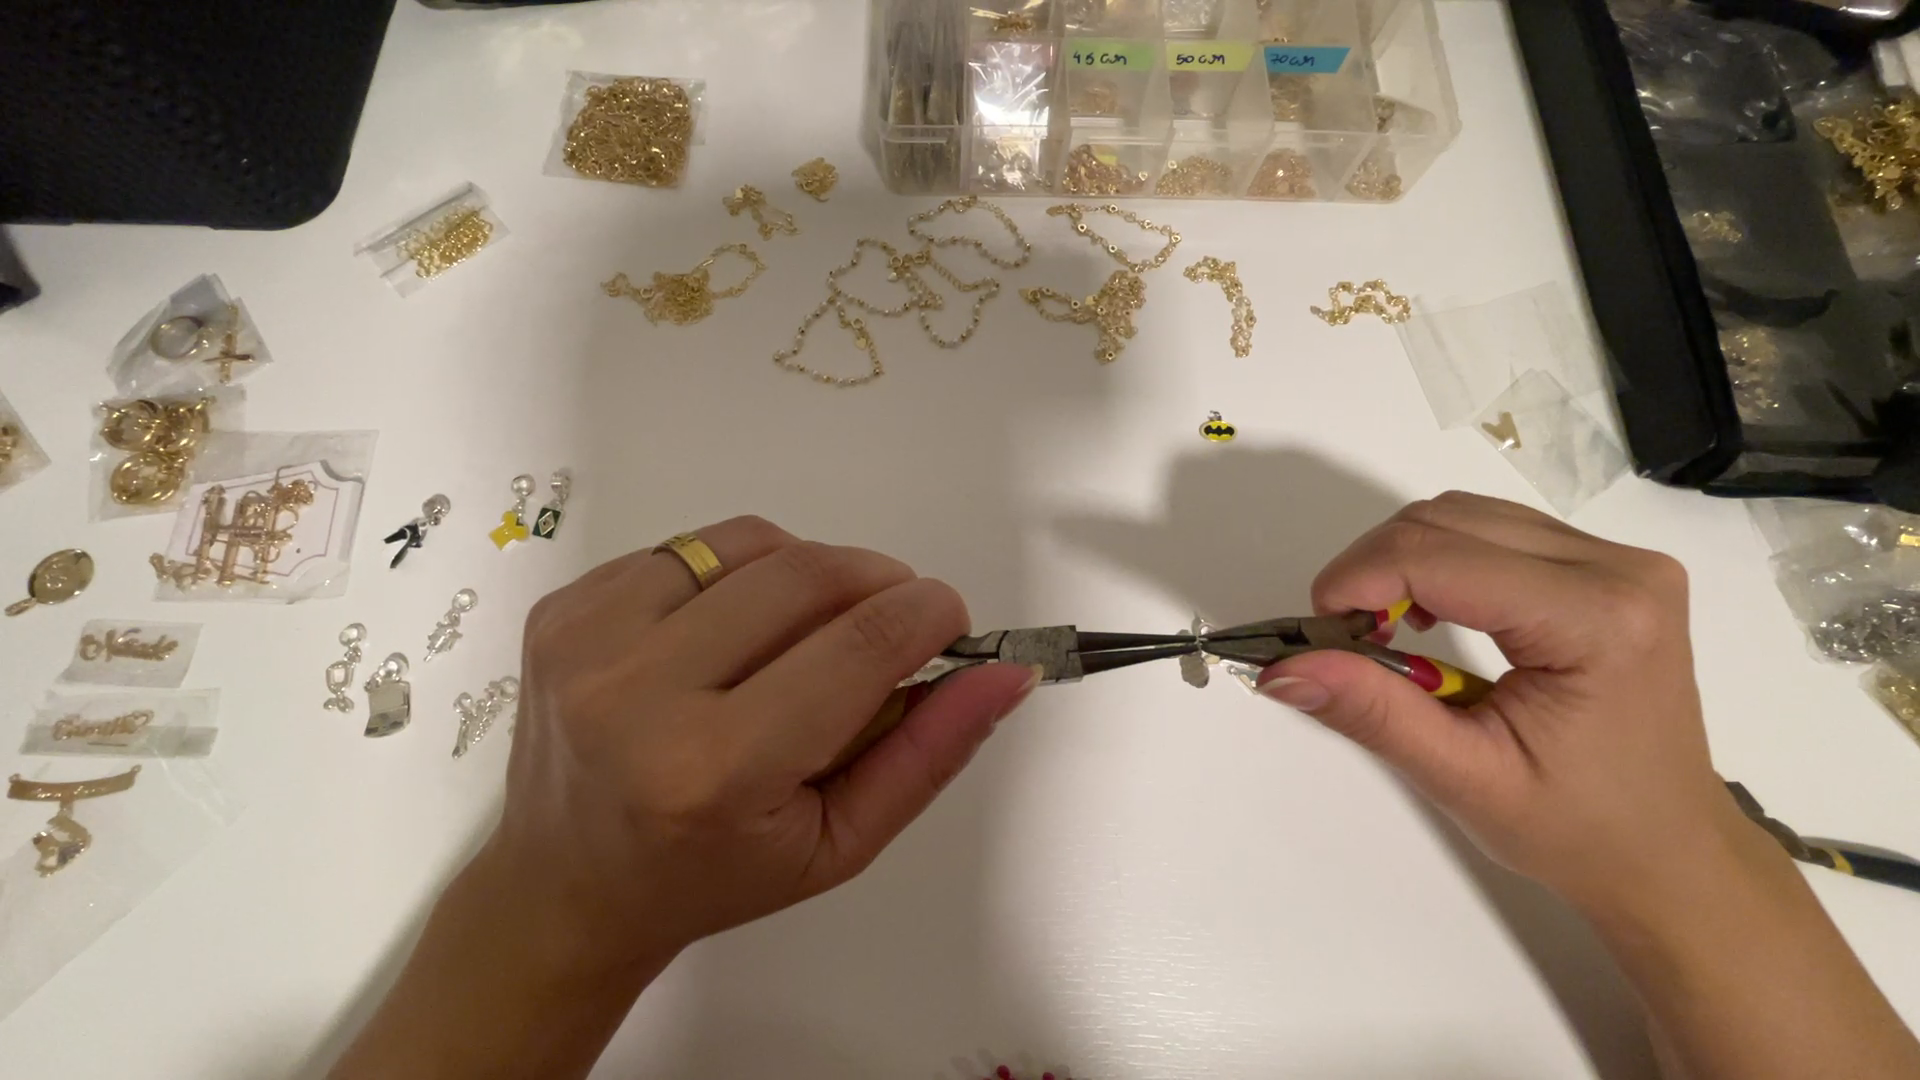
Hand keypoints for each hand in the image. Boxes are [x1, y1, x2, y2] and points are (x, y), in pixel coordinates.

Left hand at [489, 516, 1038, 974]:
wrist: (567, 888)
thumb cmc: (718, 877)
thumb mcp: (842, 841)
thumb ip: (931, 753)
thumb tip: (1007, 673)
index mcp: (715, 771)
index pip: (855, 648)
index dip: (926, 614)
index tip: (950, 617)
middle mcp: (638, 693)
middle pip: (804, 574)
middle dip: (878, 580)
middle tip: (896, 613)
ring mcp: (588, 640)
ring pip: (751, 544)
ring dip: (809, 569)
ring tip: (812, 624)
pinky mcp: (563, 610)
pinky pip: (689, 547)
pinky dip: (740, 571)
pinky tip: (735, 627)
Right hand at [1257, 492, 1745, 912]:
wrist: (1669, 851)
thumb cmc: (1576, 829)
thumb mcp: (1462, 778)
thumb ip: (1371, 712)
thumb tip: (1281, 669)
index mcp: (1597, 620)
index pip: (1437, 557)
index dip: (1355, 582)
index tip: (1316, 634)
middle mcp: (1616, 568)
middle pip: (1442, 522)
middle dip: (1369, 571)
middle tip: (1344, 640)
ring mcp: (1614, 559)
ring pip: (1458, 515)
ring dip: (1395, 561)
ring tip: (1382, 629)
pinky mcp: (1600, 565)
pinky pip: (1484, 529)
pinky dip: (1430, 560)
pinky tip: (1426, 613)